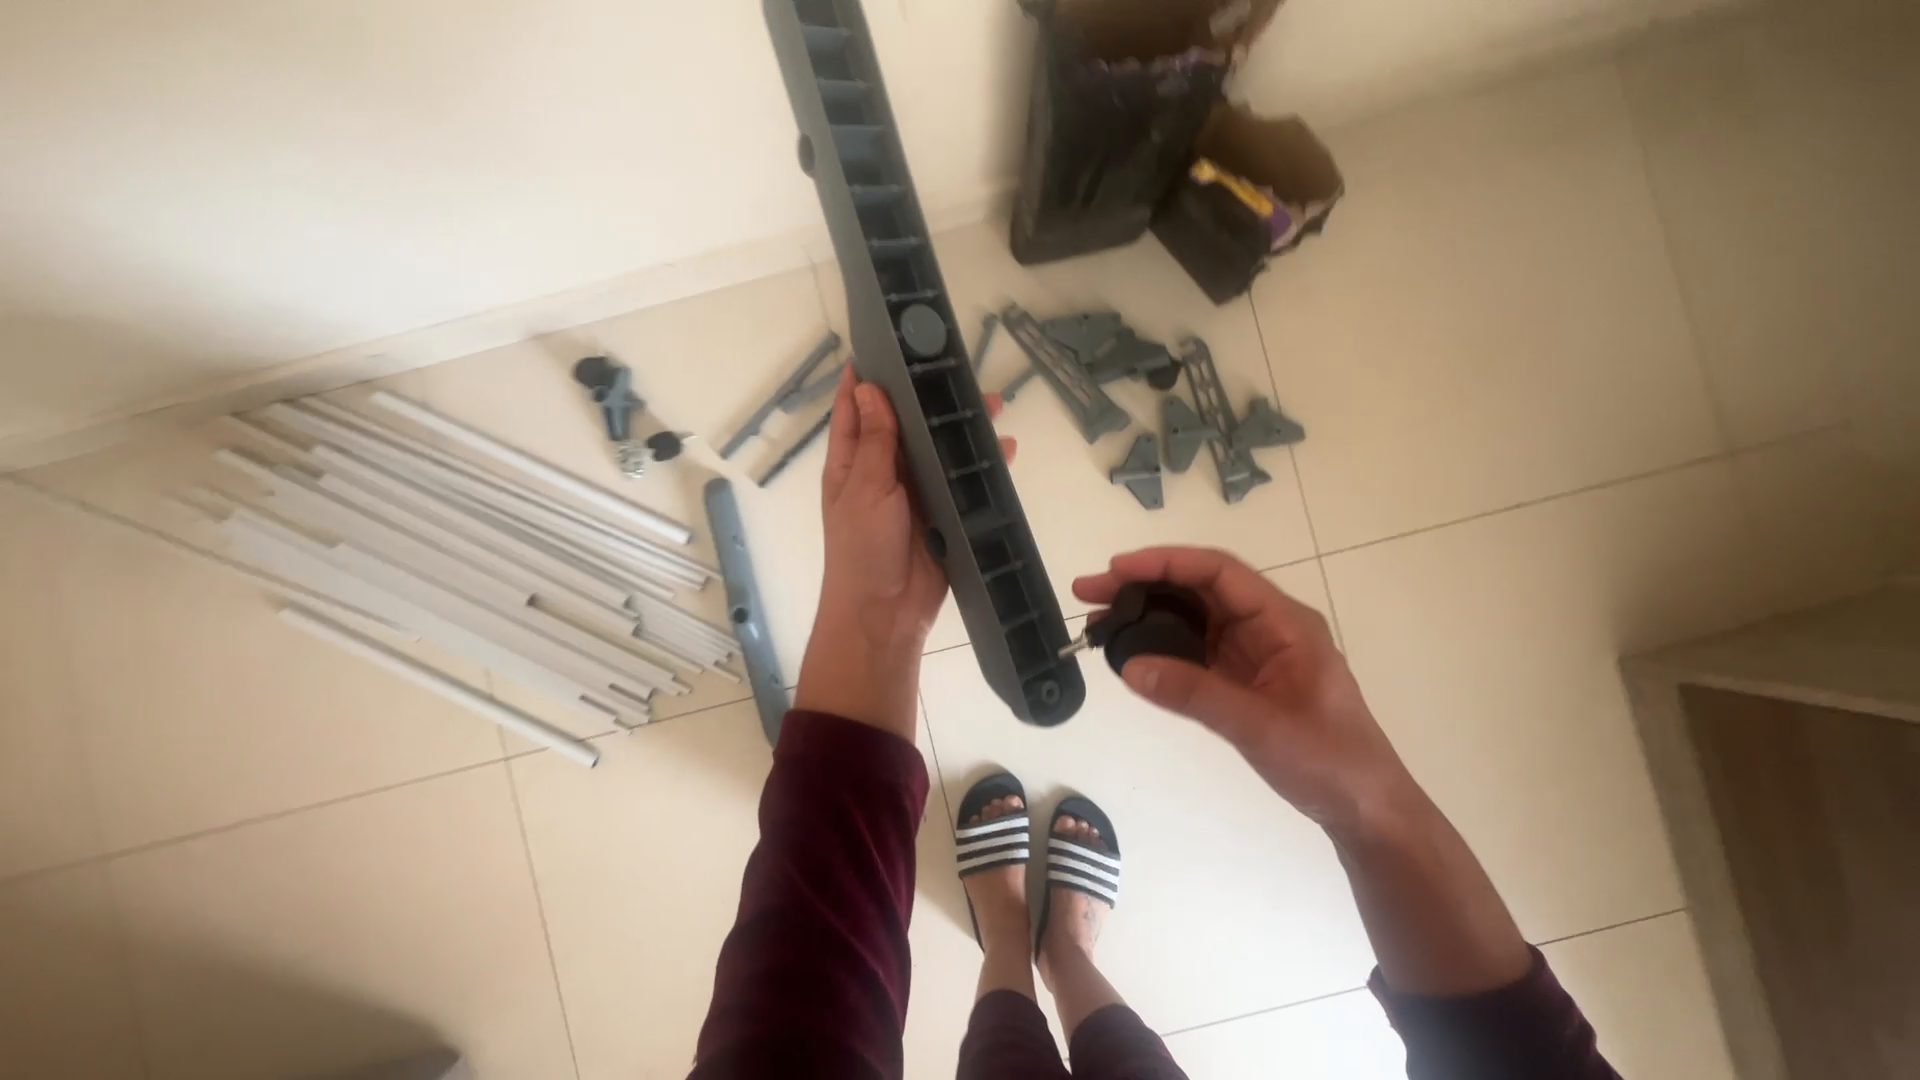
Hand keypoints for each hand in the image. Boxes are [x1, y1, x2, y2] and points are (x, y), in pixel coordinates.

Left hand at [793, 365, 1013, 734]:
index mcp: (851, 463)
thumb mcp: (865, 488)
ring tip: (992, 405)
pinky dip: (980, 466)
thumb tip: (870, 388)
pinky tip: (1003, 450)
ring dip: (959, 429)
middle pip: (904, 425)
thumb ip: (875, 440)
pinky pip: (960, 482)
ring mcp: (914, 494)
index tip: (889, 344)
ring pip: (937, 450)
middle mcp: (882, 473)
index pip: (856, 410)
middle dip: (927, 399)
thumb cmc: (862, 548)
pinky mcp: (941, 514)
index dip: (867, 379)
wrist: (885, 612)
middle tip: (958, 372)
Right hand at [1073, 547, 1413, 833]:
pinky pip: (1194, 649)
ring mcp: (1252, 652)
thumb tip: (1128, 666)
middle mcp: (1266, 626)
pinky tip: (1129, 652)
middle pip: (1198, 588)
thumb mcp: (1260, 727)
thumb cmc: (1328, 760)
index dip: (1165, 564)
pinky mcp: (1241, 678)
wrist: (1364, 808)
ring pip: (1191, 617)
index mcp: (1284, 622)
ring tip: (1098, 620)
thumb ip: (1195, 694)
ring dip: (1146, 614)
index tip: (1116, 570)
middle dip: (1143, 584)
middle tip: (1089, 592)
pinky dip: (1159, 646)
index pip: (1218, 573)